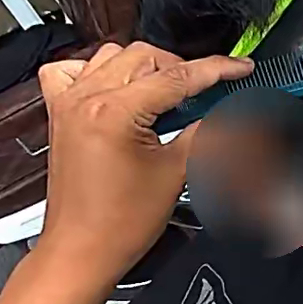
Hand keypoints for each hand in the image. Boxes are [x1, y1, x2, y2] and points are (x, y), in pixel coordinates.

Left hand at [34, 41, 250, 288]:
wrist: (83, 247)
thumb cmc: (121, 221)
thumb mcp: (178, 172)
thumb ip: (209, 134)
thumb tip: (235, 116)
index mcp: (115, 111)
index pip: (178, 76)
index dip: (217, 70)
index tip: (241, 68)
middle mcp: (86, 99)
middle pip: (146, 57)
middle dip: (184, 69)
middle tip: (211, 90)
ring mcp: (69, 103)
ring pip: (114, 56)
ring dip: (148, 68)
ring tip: (172, 93)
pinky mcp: (61, 114)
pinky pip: (74, 70)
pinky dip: (102, 71)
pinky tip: (122, 89)